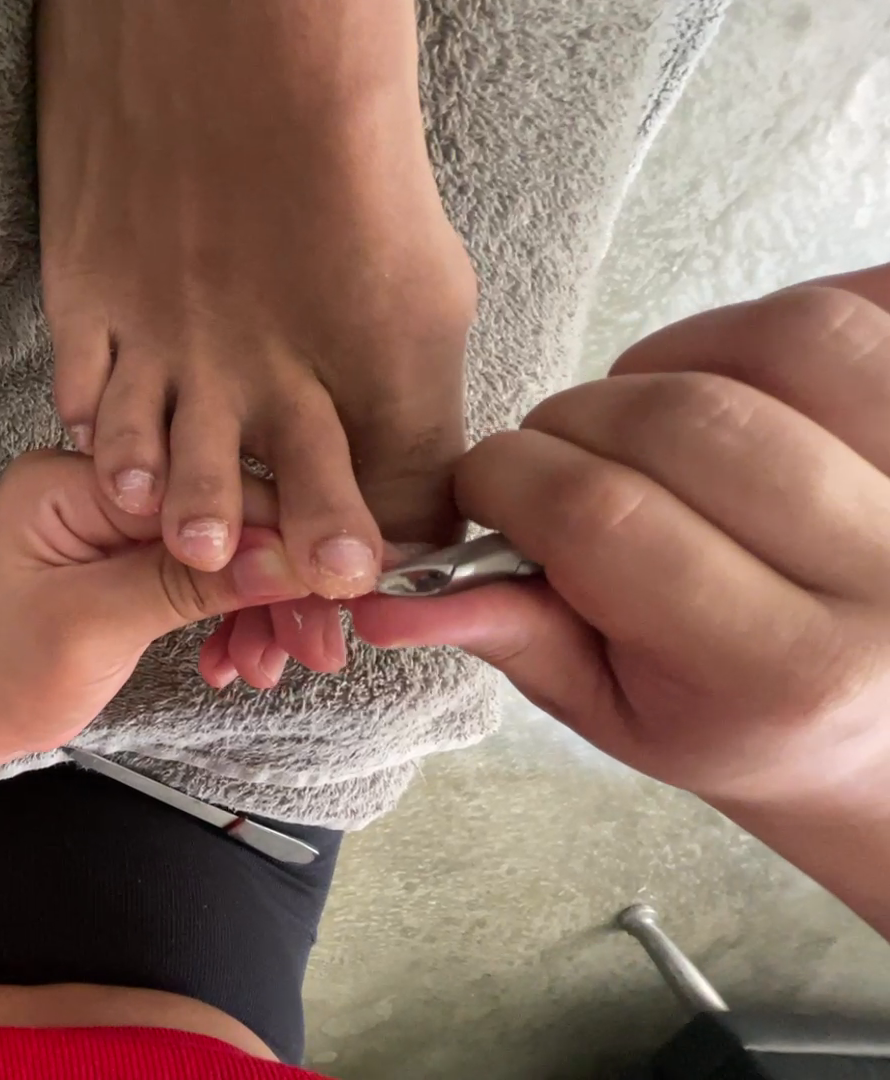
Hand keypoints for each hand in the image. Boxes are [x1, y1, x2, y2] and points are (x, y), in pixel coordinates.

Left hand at [0, 451, 309, 773]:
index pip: (194, 486)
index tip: (340, 586)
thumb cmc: (0, 673)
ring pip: (213, 550)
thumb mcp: (93, 626)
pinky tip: (236, 664)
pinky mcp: (121, 562)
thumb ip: (187, 585)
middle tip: (320, 645)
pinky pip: (194, 577)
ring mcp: (109, 525)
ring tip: (273, 668)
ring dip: (255, 608)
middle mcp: (93, 485)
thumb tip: (295, 561)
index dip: (274, 534)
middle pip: (212, 516)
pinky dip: (224, 618)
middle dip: (272, 580)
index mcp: (66, 479)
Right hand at [39, 0, 475, 594]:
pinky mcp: (87, 291)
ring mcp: (161, 324)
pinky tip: (97, 450)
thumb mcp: (419, 261)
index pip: (378, 473)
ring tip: (181, 546)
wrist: (216, 11)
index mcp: (364, 337)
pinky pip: (85, 383)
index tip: (361, 584)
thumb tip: (400, 473)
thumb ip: (402, 380)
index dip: (374, 539)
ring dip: (175, 507)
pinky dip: (95, 428)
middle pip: (275, 481)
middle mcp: (259, 349)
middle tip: (297, 613)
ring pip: (162, 450)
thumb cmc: (338, 122)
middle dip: (289, 553)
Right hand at [348, 266, 889, 846]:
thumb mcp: (598, 701)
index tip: (483, 490)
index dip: (505, 477)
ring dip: (669, 362)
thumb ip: (500, 633)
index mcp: (774, 666)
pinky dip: (767, 329)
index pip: (599, 516)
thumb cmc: (732, 715)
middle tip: (556, 460)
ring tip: (645, 418)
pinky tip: (734, 388)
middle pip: (678, 420)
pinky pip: (866, 306)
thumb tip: (378, 601)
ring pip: (786, 339)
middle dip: (570, 421)